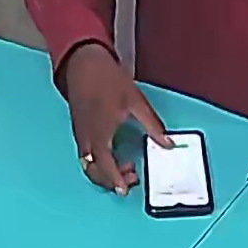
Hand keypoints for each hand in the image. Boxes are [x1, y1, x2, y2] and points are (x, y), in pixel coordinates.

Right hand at [63, 42, 170, 194]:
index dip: (116, 181)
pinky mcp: (80, 132)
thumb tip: (167, 143)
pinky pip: (88, 157)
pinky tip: (115, 156)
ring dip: (106, 173)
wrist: (82, 59)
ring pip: (90, 167)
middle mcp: (87, 140)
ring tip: (126, 168)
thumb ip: (152, 125)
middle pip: (95, 173)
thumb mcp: (135, 101)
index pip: (106, 168)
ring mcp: (81, 136)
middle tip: (132, 178)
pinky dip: (100, 163)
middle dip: (112, 181)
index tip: (125, 189)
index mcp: (99, 135)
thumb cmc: (105, 78)